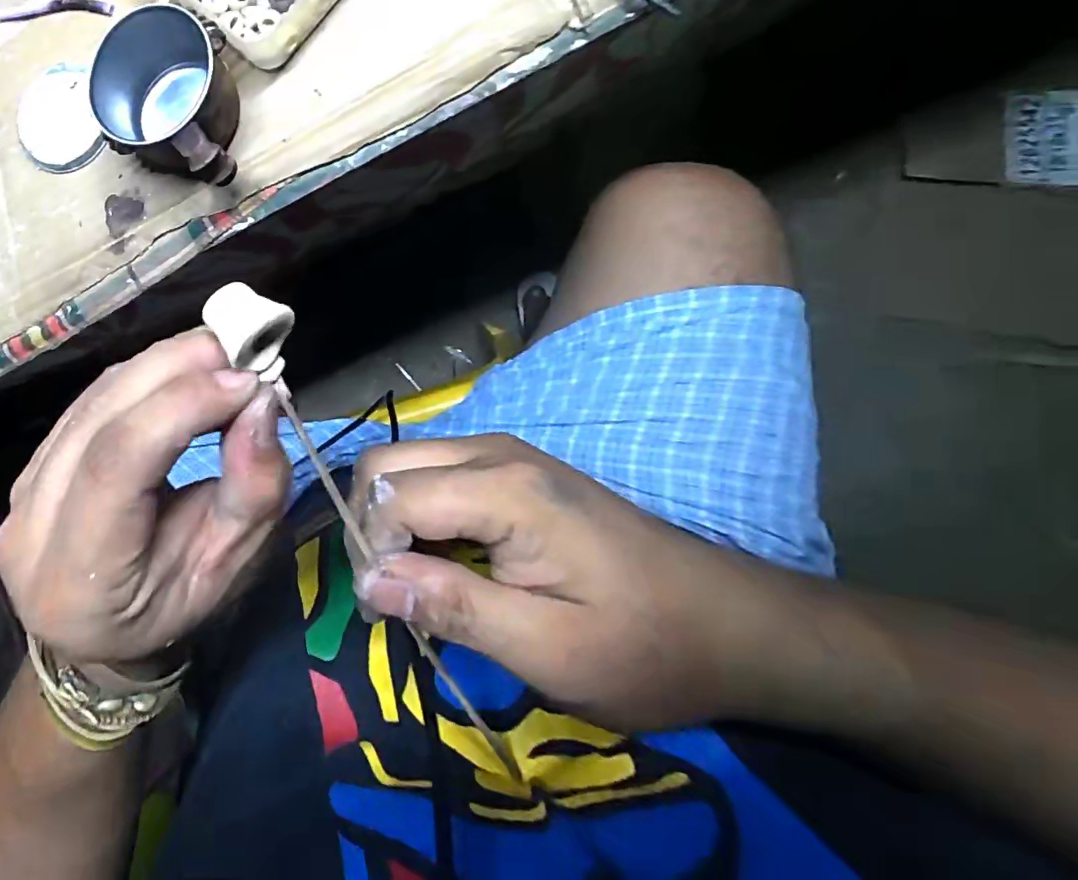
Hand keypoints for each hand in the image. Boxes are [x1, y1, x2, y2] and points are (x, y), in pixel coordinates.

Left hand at [0, 329, 289, 671]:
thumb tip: (261, 403)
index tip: (247, 381)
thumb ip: (250, 493)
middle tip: (238, 346)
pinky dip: (138, 378)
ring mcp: (19, 492)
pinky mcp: (28, 466)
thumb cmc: (166, 614)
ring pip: (89, 402)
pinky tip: (178, 369)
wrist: (93, 632)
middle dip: (173, 369)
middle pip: (97, 418)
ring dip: (158, 365)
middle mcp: (29, 526)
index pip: (117, 464)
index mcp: (75, 576)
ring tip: (218, 350)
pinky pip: (85, 405)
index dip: (181, 407)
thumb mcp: (224, 570)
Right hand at [349, 434, 804, 730]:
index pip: (391, 498)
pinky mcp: (505, 467)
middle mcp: (491, 452)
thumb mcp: (549, 650)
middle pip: (382, 465)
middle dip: (366, 526)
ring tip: (408, 578)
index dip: (371, 553)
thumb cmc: (647, 646)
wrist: (736, 624)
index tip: (387, 611)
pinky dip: (410, 512)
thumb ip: (453, 608)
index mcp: (505, 490)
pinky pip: (427, 472)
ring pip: (398, 464)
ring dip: (384, 518)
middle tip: (388, 590)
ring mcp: (499, 453)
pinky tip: (435, 558)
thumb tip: (368, 584)